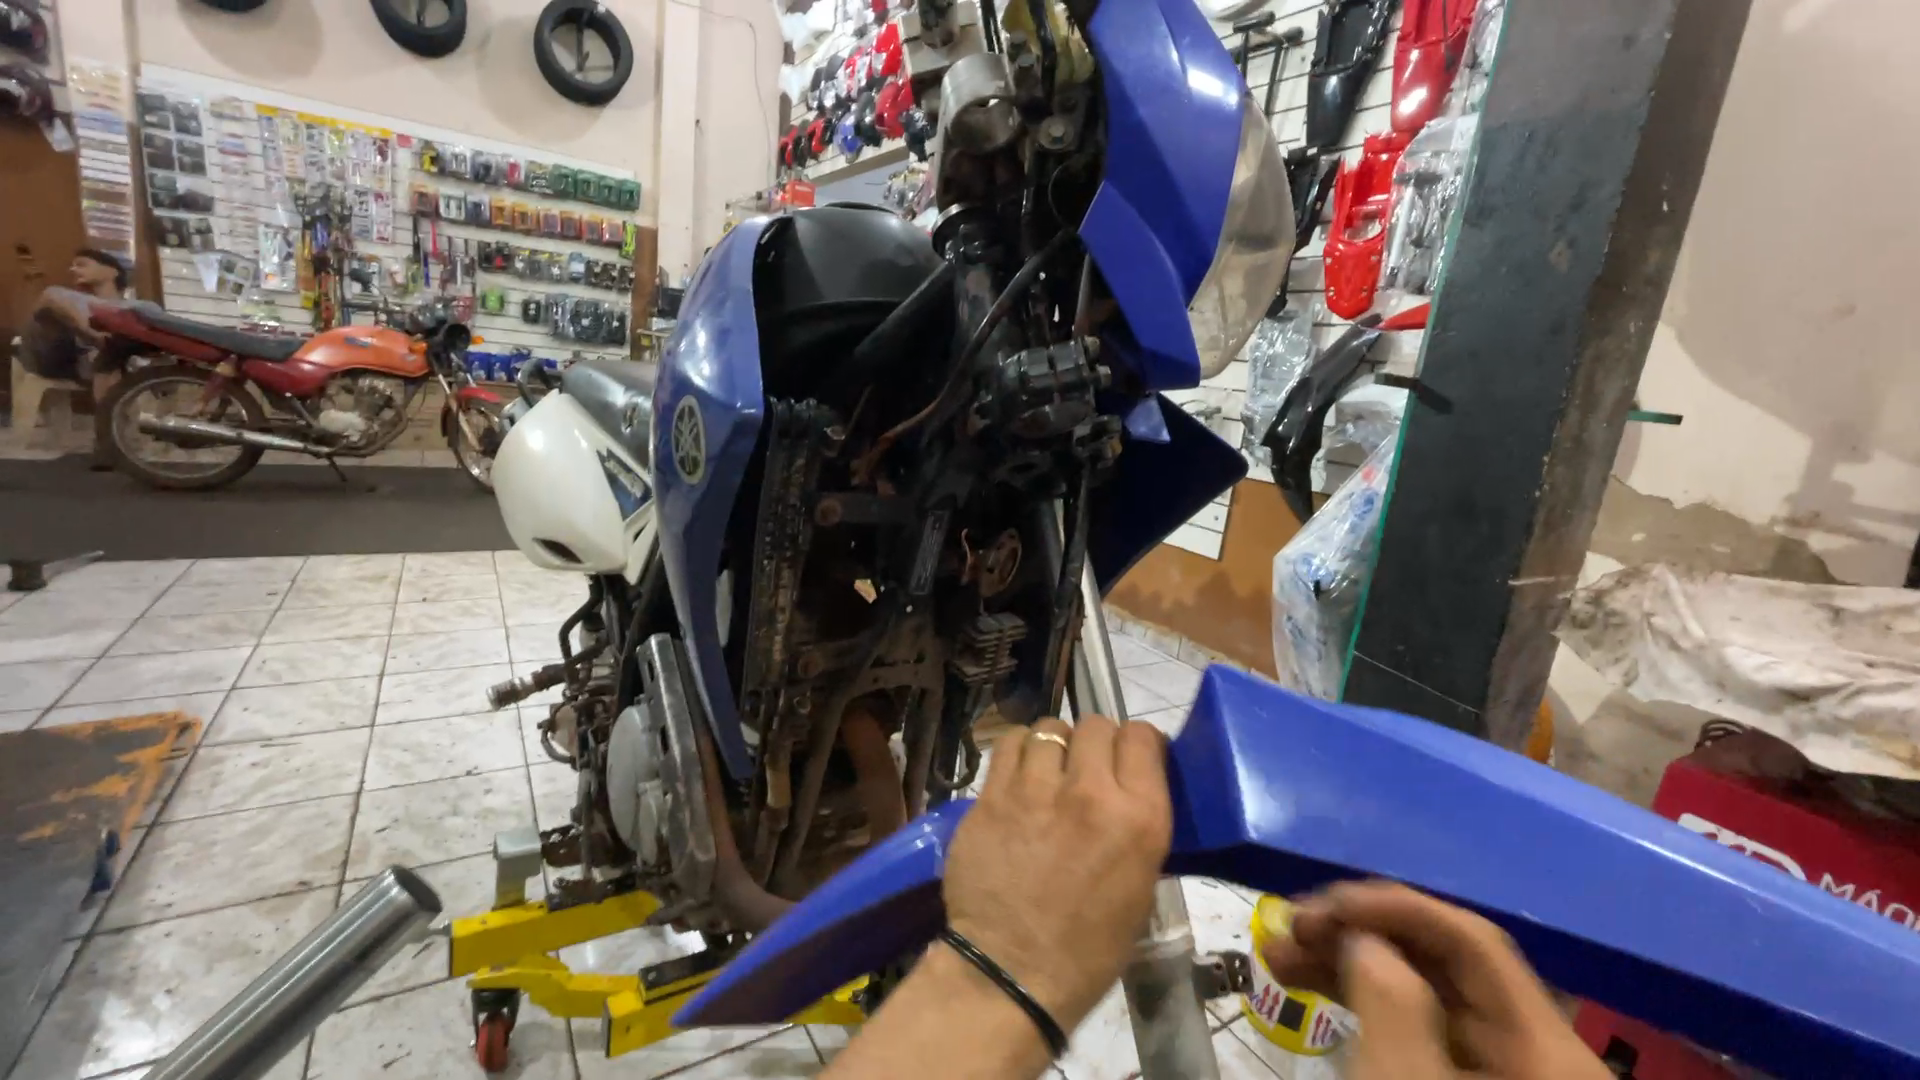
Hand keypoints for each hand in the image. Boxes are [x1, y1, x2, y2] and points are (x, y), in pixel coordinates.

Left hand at [941, 714, 1172, 1029]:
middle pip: (1096, 725)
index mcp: (1139, 817)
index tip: (1130, 758)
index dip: (1138, 743)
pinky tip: (1018, 775)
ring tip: (1048, 770)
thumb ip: (1135, 821)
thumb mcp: (1140, 883)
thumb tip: (1126, 785)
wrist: (1013, 972)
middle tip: (1087, 768)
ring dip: (1055, 745)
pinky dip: (1019, 752)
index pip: (1143, 737)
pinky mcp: (992, 797)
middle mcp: (1089, 792)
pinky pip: (1009, 745)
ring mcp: (1034, 790)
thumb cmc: (1090, 945)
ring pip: (1049, 729)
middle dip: (1096, 742)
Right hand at [1263, 881, 1609, 1079]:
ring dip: (1351, 965)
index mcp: (1547, 1056)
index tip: (1315, 907)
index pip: (1474, 944)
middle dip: (1360, 936)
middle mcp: (1538, 1059)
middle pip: (1448, 966)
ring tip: (1277, 957)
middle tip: (1285, 931)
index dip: (1392, 908)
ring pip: (1426, 994)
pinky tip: (1313, 992)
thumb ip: (1388, 1007)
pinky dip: (1365, 1005)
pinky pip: (1420, 1030)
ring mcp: (1505, 1077)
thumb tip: (1366, 941)